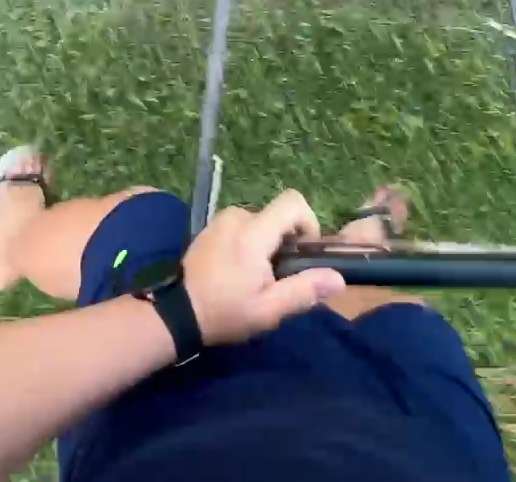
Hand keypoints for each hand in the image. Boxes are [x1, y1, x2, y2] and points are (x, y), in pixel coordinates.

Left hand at [182, 190, 345, 345]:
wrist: (177, 313)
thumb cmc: (225, 312)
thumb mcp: (268, 310)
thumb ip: (304, 290)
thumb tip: (338, 279)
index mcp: (253, 233)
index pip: (293, 202)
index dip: (308, 222)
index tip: (303, 253)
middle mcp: (237, 217)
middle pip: (277, 215)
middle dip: (285, 241)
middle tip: (277, 275)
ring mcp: (221, 219)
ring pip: (260, 221)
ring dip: (267, 242)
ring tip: (255, 276)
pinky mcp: (211, 226)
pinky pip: (242, 224)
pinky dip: (249, 241)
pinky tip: (238, 270)